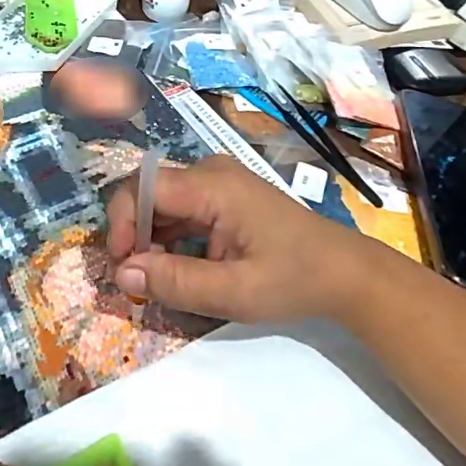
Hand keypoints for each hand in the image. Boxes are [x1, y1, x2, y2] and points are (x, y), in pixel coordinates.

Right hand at [105, 156, 378, 323]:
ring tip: (153, 277)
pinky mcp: (223, 197)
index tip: (120, 262)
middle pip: (150, 192)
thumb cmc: (294, 279)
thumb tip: (122, 274)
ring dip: (149, 237)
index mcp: (212, 185)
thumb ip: (177, 282)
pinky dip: (169, 237)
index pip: (144, 186)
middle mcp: (210, 173)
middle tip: (134, 277)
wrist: (345, 272)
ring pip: (163, 202)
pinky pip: (181, 210)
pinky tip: (175, 267)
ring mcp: (217, 182)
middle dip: (133, 232)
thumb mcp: (235, 292)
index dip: (122, 220)